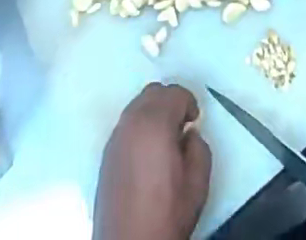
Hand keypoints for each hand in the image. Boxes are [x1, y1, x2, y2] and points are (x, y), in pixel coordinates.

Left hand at [95, 83, 211, 239]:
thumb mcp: (197, 184)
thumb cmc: (166, 213)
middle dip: (170, 102)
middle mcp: (131, 120)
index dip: (189, 102)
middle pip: (152, 92)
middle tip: (183, 126)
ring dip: (154, 112)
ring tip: (167, 140)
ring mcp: (115, 134)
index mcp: (154, 123)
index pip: (174, 93)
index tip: (196, 120)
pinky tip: (149, 152)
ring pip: (137, 105)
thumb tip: (190, 135)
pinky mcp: (107, 150)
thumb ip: (199, 149)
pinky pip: (126, 123)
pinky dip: (140, 125)